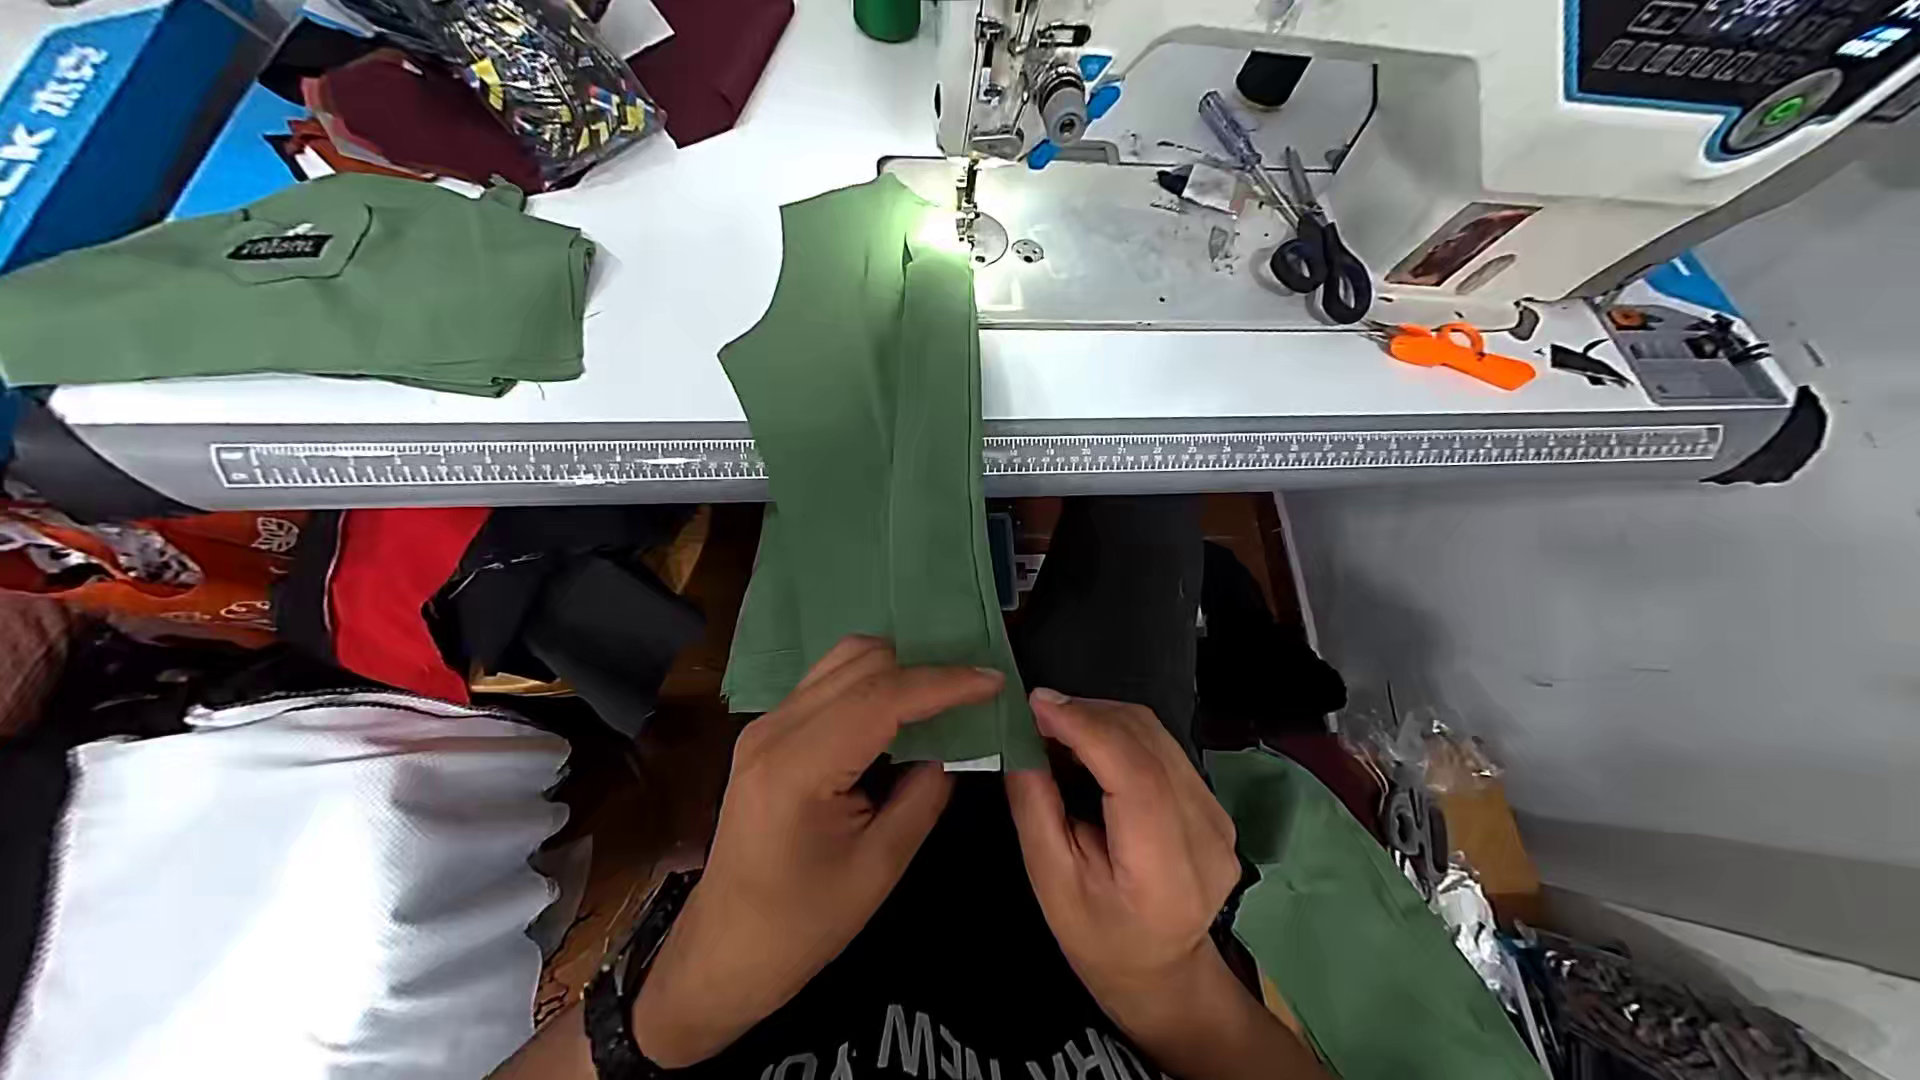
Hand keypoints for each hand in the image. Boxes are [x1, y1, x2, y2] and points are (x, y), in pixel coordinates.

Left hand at [630, 636, 1002, 1067]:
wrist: (723, 950)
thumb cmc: (802, 924)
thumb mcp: (879, 868)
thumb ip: (923, 796)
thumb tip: (953, 747)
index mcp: (797, 767)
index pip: (881, 698)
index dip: (943, 684)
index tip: (992, 681)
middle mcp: (775, 728)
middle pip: (862, 662)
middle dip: (923, 671)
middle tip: (970, 696)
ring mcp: (765, 724)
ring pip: (844, 659)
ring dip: (896, 670)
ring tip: (936, 701)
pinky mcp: (766, 730)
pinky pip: (828, 680)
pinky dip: (871, 682)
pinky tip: (895, 712)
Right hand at [1005, 690, 1239, 1018]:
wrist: (1160, 970)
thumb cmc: (1096, 935)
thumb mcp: (1050, 879)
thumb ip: (1035, 805)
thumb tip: (1022, 738)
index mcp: (1167, 871)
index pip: (1135, 774)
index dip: (1086, 727)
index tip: (1037, 702)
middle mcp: (1207, 834)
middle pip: (1147, 742)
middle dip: (1086, 714)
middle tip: (1036, 716)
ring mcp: (1218, 815)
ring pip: (1155, 733)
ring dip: (1100, 717)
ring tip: (1057, 728)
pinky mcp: (1212, 801)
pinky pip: (1161, 744)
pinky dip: (1118, 730)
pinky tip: (1087, 743)